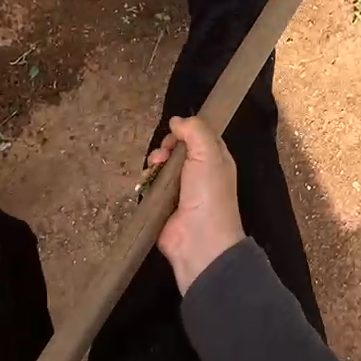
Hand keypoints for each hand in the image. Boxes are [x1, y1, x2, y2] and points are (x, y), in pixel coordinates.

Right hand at [148, 115, 244, 292]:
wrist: (199, 240)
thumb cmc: (208, 192)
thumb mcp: (208, 153)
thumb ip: (195, 130)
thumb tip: (177, 120)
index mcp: (215, 159)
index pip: (199, 136)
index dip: (186, 131)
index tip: (175, 132)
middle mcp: (199, 172)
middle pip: (178, 150)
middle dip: (166, 147)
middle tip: (162, 154)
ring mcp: (180, 190)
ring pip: (163, 166)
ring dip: (155, 162)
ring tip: (154, 167)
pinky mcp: (163, 205)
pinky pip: (152, 186)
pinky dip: (146, 181)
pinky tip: (145, 181)